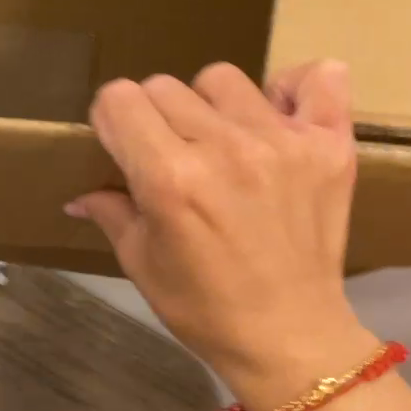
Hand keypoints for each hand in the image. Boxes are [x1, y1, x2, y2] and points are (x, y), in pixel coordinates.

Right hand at [67, 61, 375, 410]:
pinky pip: (318, 76)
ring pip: (222, 79)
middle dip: (150, 116)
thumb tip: (80, 195)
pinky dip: (293, 89)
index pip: (119, 100)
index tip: (117, 144)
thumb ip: (112, 212)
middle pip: (163, 86)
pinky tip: (276, 119)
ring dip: (207, 105)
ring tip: (217, 142)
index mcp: (168, 180)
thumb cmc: (200, 306)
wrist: (287, 334)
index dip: (109, 120)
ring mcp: (282, 142)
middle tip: (163, 154)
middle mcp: (224, 149)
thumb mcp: (139, 261)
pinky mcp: (330, 145)